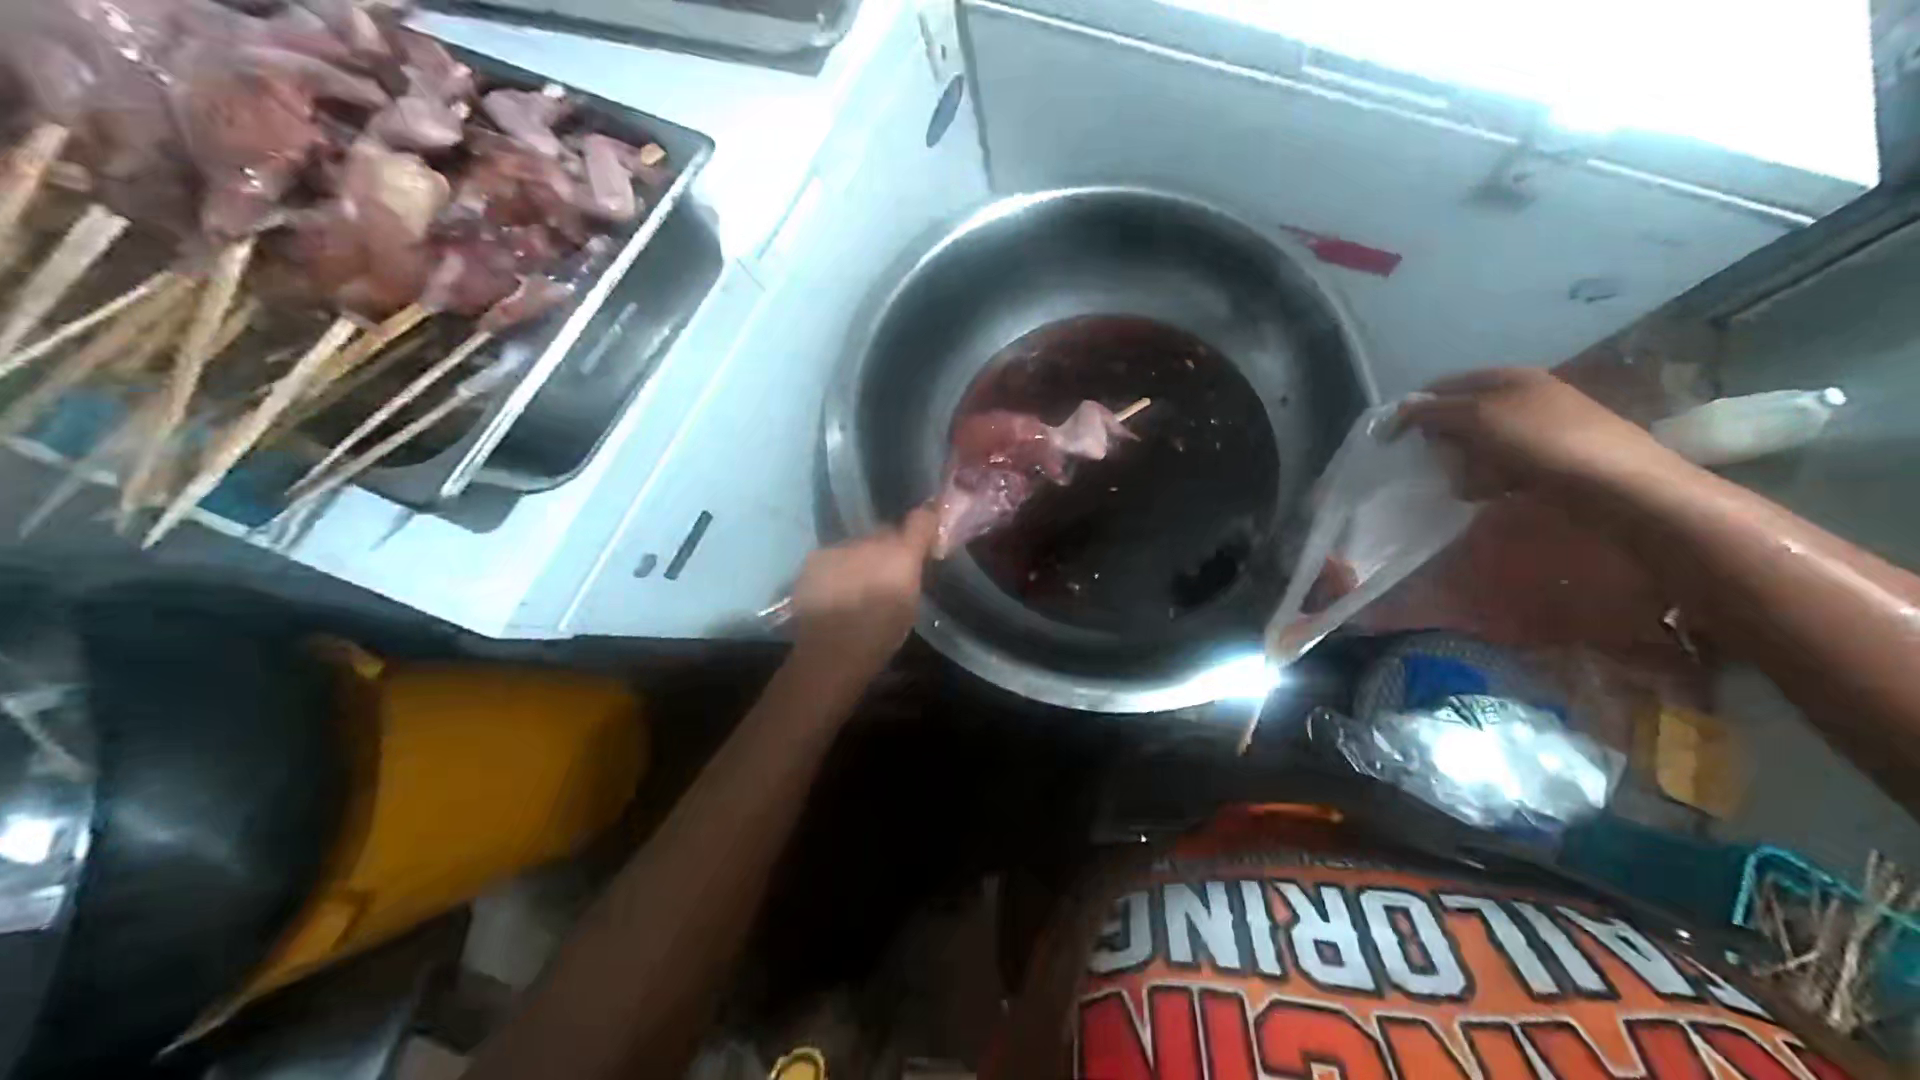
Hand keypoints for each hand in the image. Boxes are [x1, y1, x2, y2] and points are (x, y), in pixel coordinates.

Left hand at [789, 506, 939, 679]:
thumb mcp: (909, 606)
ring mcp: (840, 547)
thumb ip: (911, 574)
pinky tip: (835, 589)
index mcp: (901, 555)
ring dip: (862, 557)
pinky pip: (835, 554)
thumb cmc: (879, 638)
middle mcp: (871, 542)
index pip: (921, 518)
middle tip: (888, 571)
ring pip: (859, 543)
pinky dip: (839, 566)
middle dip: (890, 547)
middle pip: (887, 532)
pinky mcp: (815, 557)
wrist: (829, 654)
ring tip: (858, 584)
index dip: (925, 522)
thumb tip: (914, 558)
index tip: (927, 533)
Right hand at [1398, 368, 1682, 503]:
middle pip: (1455, 418)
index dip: (1414, 410)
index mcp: (1505, 377)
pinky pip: (1495, 466)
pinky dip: (1487, 480)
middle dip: (1443, 442)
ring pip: (1472, 446)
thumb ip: (1433, 410)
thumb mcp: (1478, 416)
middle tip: (1443, 460)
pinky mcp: (1542, 458)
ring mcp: (1533, 428)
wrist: (1614, 484)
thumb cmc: (1541, 442)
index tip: (1394, 439)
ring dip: (1464, 465)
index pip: (1440, 387)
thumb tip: (1401, 410)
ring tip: (1474, 481)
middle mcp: (1518, 397)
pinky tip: (1495, 490)